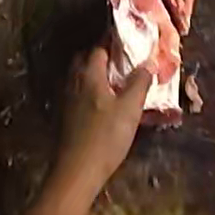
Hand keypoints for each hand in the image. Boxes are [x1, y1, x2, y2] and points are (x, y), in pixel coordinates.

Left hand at [49, 47, 150, 207]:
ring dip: (94, 73)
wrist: (75, 175)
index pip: (98, 49)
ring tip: (114, 77)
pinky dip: (89, 89)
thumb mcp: (130, 109)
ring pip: (79, 77)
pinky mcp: (66, 119)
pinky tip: (102, 101)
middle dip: (100, 55)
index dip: (111, 41)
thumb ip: (140, 83)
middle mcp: (74, 84)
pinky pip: (78, 93)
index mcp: (89, 76)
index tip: (127, 38)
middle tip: (120, 58)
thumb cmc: (105, 137)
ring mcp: (67, 102)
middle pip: (84, 60)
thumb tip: (149, 62)